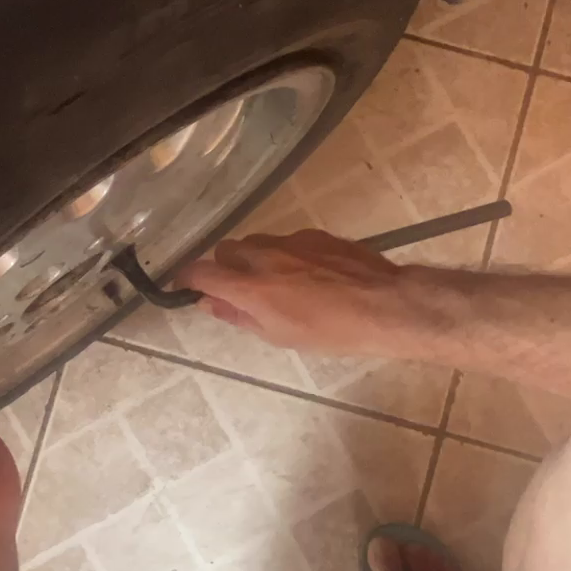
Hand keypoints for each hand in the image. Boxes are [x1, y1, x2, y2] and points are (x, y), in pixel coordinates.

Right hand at [174, 229, 418, 357]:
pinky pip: (286, 241)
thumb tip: (210, 304)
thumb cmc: (331, 332)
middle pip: (226, 251)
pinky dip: (283, 255)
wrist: (385, 306)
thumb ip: (239, 316)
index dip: (187, 278)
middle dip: (224, 268)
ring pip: (256, 243)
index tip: (185, 287)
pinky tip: (306, 275)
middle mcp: (264, 256)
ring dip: (253, 260)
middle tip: (237, 291)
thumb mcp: (279, 335)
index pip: (201, 272)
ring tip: (274, 284)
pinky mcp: (315, 235)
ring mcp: (291, 241)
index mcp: (251, 287)